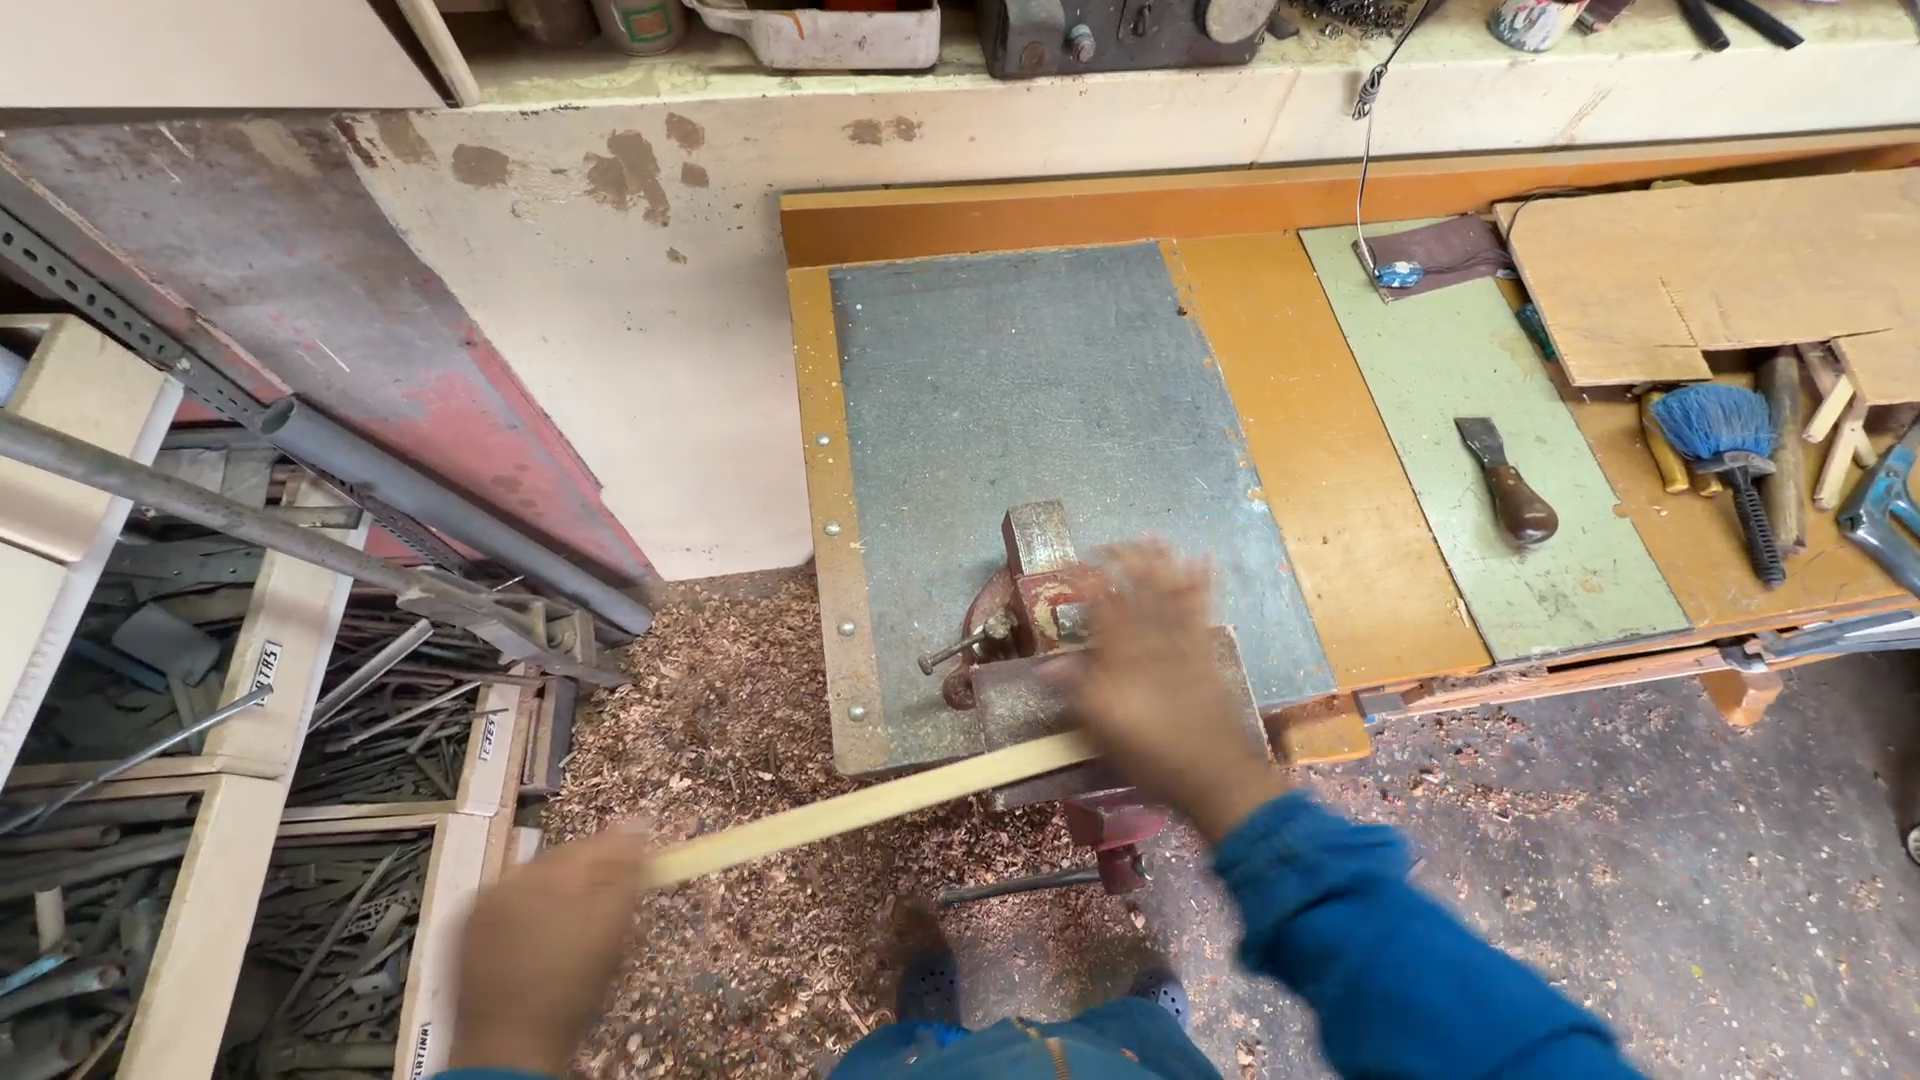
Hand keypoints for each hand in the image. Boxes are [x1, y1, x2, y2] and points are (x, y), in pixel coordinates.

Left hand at [447, 825, 651, 1075]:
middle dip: (590, 873)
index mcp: (551, 873)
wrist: (508, 1046)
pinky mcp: (464, 925)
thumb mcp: (613, 926)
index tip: (643, 863)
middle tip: (608, 900)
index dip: (624, 852)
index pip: (598, 842)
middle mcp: (511, 876)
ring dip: (558, 888)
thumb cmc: (573, 987)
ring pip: (536, 877)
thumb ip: (628, 871)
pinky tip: (538, 934)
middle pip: (566, 857)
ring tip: (572, 920)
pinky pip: (508, 900)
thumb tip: (640, 825)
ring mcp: (482, 900)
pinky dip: (527, 907)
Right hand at [1050, 541, 1288, 843]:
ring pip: (1168, 593)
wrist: (1213, 773)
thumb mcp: (1101, 729)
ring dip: (1160, 563)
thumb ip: (1076, 692)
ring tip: (1151, 538)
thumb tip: (1047, 666)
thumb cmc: (1151, 755)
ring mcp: (1182, 643)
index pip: (1101, 610)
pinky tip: (1204, 560)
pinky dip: (1202, 583)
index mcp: (1121, 659)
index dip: (1088, 584)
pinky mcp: (1206, 651)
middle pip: (1136, 593)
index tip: (1076, 564)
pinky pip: (1203, 609)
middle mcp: (1151, 642)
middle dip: (1123, 563)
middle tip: (1110, 543)